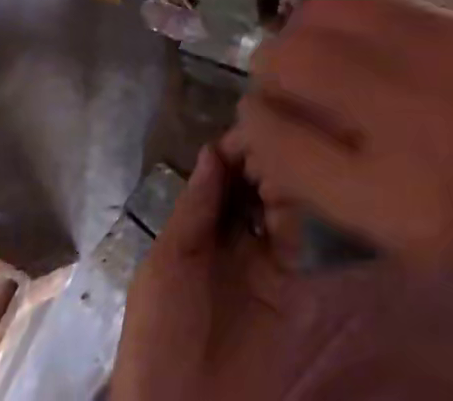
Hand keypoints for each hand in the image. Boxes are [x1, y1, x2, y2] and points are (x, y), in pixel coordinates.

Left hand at [109, 147, 301, 400]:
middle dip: (259, 159)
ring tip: (281, 158)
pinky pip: (292, 240)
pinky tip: (291, 192)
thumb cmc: (160, 331)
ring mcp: (259, 261)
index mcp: (194, 231)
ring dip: (276, 179)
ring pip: (274, 206)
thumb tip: (213, 150)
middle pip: (250, 187)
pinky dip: (292, 213)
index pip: (218, 178)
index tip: (251, 122)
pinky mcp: (285, 285)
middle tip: (272, 135)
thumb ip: (194, 208)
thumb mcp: (166, 264)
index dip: (232, 151)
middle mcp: (229, 239)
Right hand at [225, 0, 452, 303]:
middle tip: (285, 99)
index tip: (257, 129)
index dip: (253, 130)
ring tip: (315, 67)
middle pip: (286, 60)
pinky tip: (358, 46)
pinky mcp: (451, 25)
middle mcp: (401, 115)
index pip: (279, 140)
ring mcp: (429, 55)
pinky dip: (340, 19)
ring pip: (319, 14)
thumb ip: (343, 193)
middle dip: (266, 76)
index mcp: (395, 196)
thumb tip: (281, 137)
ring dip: (299, 38)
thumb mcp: (429, 250)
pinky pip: (366, 3)